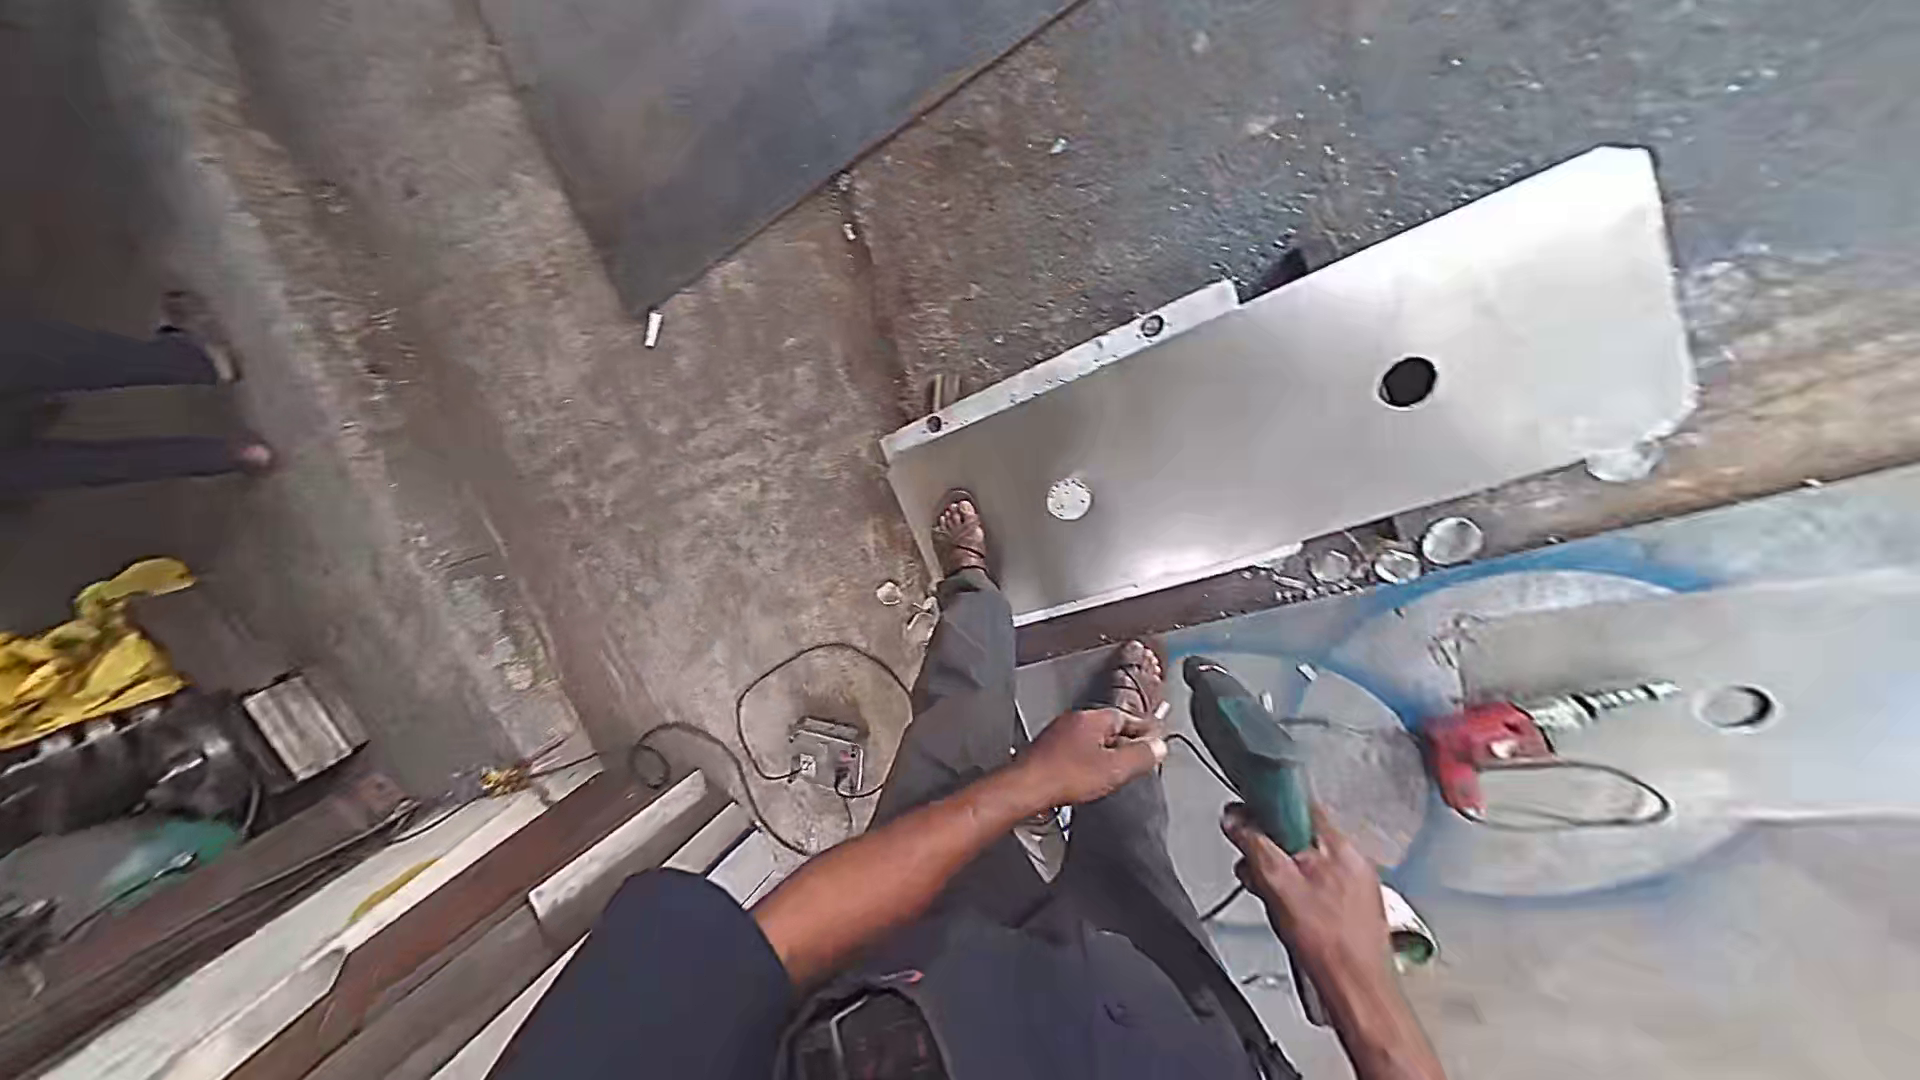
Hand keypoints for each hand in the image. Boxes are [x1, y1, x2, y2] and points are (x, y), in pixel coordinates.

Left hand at [1015, 708, 1166, 807]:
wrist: (1028, 787)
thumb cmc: (1064, 776)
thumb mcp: (1114, 769)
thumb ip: (1141, 756)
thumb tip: (1159, 746)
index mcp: (1091, 719)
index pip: (1127, 717)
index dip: (1144, 729)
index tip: (1155, 737)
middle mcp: (1074, 720)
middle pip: (1109, 726)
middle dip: (1126, 741)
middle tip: (1140, 754)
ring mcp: (1059, 733)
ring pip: (1092, 738)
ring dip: (1107, 751)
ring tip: (1118, 768)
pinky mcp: (1049, 749)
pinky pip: (1077, 749)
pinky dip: (1089, 759)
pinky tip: (1091, 775)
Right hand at [1221, 801, 1390, 986]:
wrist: (1356, 993)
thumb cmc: (1329, 944)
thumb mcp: (1276, 882)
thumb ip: (1252, 844)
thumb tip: (1234, 820)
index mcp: (1339, 846)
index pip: (1295, 803)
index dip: (1265, 807)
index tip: (1245, 818)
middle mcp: (1351, 860)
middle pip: (1295, 833)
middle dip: (1267, 847)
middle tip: (1255, 866)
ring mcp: (1353, 884)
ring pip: (1302, 859)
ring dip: (1278, 871)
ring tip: (1269, 893)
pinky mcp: (1350, 905)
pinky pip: (1313, 882)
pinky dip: (1294, 889)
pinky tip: (1286, 909)